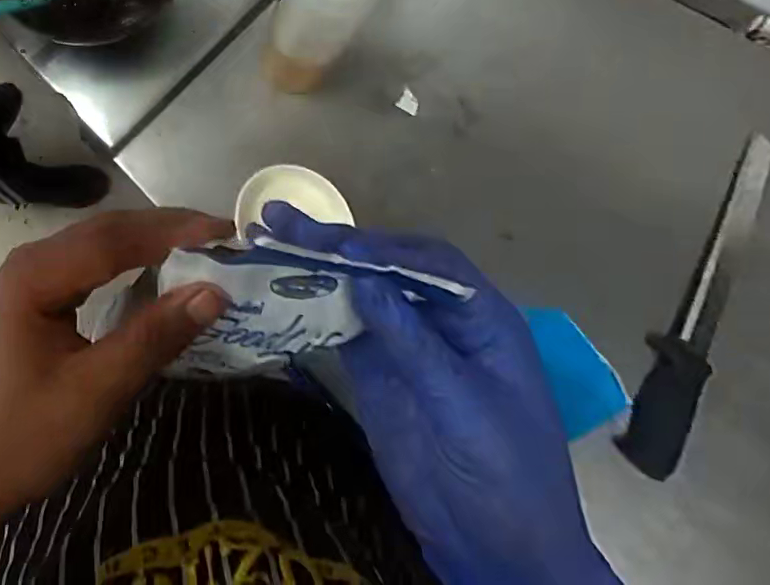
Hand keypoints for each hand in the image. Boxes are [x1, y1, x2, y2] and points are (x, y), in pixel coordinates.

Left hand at [0, 209, 231, 511]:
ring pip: (104, 238)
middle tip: (224, 234)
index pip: (111, 240)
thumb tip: (214, 292)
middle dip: (167, 228)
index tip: (223, 233)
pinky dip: (137, 255)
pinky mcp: (46, 285)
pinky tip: (165, 262)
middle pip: (107, 230)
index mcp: (33, 275)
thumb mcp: (98, 391)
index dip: (169, 234)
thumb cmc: (33, 435)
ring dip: (154, 237)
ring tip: (205, 243)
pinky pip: (97, 256)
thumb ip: (153, 337)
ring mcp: (36, 269)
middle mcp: (31, 258)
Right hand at [262, 202, 617, 584]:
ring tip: (267, 236)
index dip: (380, 247)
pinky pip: (339, 323)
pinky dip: (309, 302)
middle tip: (279, 219)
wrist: (497, 553)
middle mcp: (437, 316)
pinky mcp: (375, 366)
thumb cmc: (503, 474)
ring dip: (313, 262)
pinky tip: (278, 283)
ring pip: (354, 287)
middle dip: (333, 241)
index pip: (425, 262)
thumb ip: (410, 339)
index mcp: (478, 316)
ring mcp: (402, 340)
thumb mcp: (461, 404)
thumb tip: (361, 278)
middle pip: (381, 265)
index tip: (337, 245)